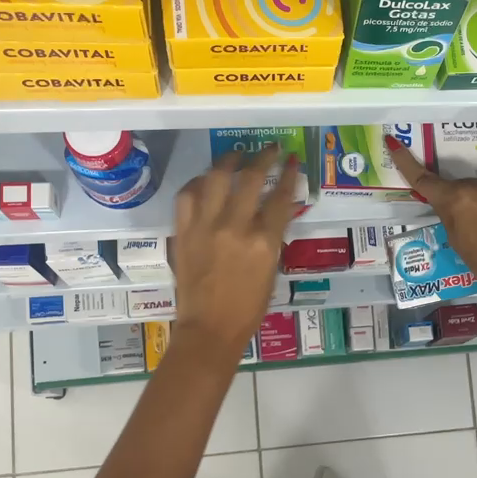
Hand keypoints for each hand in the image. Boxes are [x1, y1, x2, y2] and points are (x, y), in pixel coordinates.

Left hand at [170, 147, 300, 359]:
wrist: (209, 328)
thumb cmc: (248, 308)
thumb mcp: (272, 271)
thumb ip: (272, 238)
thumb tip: (273, 213)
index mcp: (265, 243)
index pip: (281, 198)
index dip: (290, 175)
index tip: (293, 160)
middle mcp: (236, 228)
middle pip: (251, 179)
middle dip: (264, 158)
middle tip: (270, 148)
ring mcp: (206, 227)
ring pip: (216, 178)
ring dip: (229, 161)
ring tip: (237, 154)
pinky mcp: (183, 231)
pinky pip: (188, 195)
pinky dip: (198, 182)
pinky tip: (206, 180)